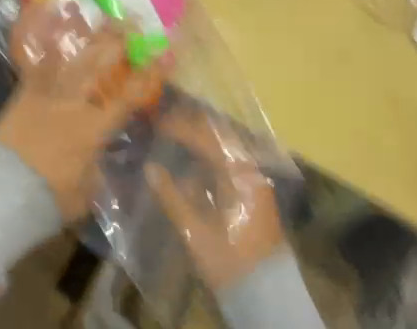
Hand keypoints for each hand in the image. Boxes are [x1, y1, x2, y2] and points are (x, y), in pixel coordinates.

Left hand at [0, 0, 165, 221]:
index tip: (163, 56)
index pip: (129, 93)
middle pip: (103, 62)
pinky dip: (47, 38)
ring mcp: (48, 91)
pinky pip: (39, 57)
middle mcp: (75, 101)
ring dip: (93, 35)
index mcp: (95, 127)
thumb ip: (98, 165)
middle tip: (136, 26)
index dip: (149, 73)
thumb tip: (101, 153)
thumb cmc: (48, 199)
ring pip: (76, 54)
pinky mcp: (25, 89)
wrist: (0, 193)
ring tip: (107, 18)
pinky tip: (53, 18)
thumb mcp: (87, 190)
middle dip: (122, 42)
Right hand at [147, 108, 286, 289]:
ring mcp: (255, 180)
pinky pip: (230, 164)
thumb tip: (150, 167)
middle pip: (220, 135)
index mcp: (239, 173)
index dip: (180, 127)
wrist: (266, 293)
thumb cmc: (229, 261)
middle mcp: (251, 168)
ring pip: (226, 148)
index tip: (157, 122)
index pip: (207, 138)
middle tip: (164, 122)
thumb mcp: (196, 232)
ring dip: (201, 140)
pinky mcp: (253, 193)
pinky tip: (192, 165)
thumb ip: (172, 197)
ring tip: (173, 137)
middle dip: (192, 126)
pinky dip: (211, 159)